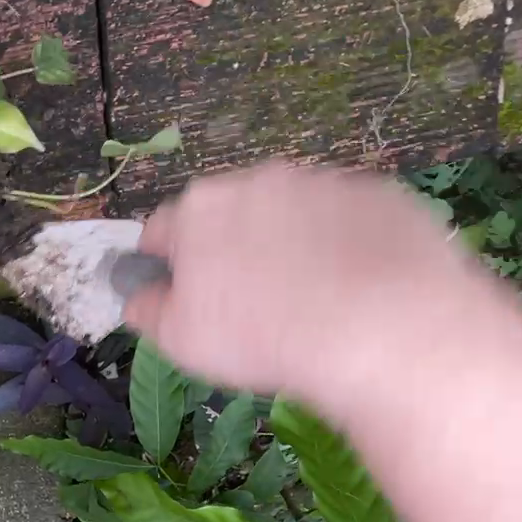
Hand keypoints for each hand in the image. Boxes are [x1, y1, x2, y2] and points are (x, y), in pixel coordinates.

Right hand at [124, 163, 513, 409]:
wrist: (381, 330)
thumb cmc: (259, 337)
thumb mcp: (178, 341)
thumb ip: (147, 311)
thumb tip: (139, 297)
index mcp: (198, 210)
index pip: (160, 230)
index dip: (164, 265)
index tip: (178, 295)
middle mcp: (258, 180)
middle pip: (227, 214)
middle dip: (227, 250)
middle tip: (242, 304)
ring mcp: (325, 181)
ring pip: (288, 213)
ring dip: (284, 245)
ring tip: (303, 300)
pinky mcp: (382, 195)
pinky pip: (345, 220)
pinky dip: (340, 246)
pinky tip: (349, 290)